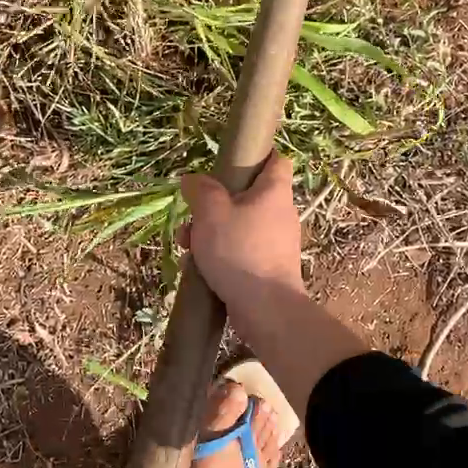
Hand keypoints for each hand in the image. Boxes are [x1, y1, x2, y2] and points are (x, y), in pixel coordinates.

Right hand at [180, 152, 302, 313]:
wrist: (266, 311)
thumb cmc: (240, 251)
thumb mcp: (211, 212)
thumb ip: (200, 190)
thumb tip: (192, 179)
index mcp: (274, 192)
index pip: (276, 160)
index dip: (255, 156)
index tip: (228, 164)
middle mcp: (280, 214)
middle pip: (246, 196)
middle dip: (214, 204)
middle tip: (194, 216)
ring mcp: (276, 243)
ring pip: (238, 226)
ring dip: (210, 233)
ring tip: (187, 245)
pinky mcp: (268, 268)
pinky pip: (240, 251)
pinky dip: (220, 255)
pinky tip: (197, 268)